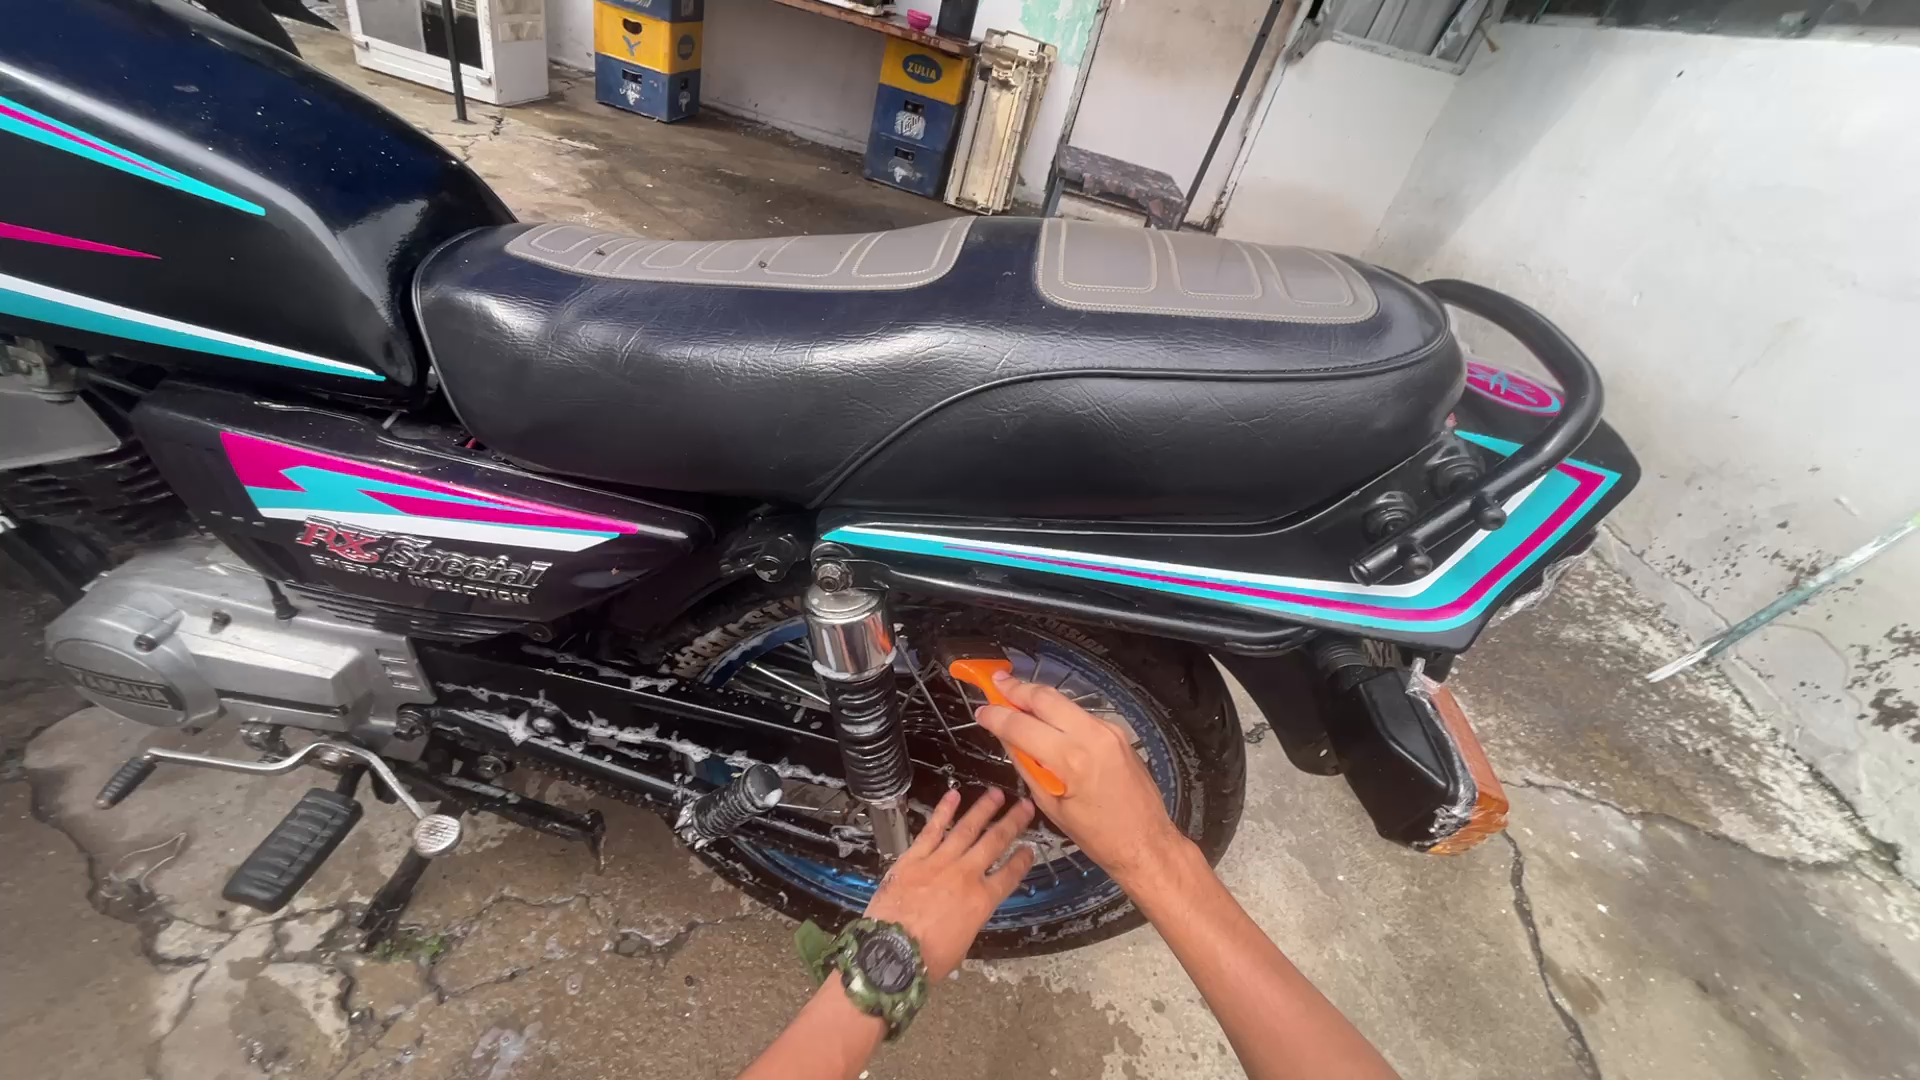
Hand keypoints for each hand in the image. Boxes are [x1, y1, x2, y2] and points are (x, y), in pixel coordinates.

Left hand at [862, 787, 1035, 979]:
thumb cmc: (927, 959)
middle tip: (1024, 806)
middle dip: (1012, 823)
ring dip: (983, 809)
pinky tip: (953, 795)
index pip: (1009, 875)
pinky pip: (933, 829)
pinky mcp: (915, 857)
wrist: (892, 953)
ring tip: (995, 794)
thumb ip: (968, 919)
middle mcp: (965, 876)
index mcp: (981, 902)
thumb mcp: (961, 945)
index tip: (1030, 848)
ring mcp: (940, 862)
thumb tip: (965, 911)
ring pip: (967, 829)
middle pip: (995, 843)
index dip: (1022, 861)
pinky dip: (944, 811)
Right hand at [973, 671, 1192, 888]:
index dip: (996, 716)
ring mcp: (1108, 729)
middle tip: (995, 681)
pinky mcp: (1116, 731)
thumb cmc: (1097, 836)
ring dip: (1036, 697)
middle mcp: (1092, 736)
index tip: (981, 710)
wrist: (1147, 842)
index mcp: (1072, 760)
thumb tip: (1007, 739)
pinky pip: (1079, 714)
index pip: (1022, 726)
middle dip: (1017, 687)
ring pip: (1063, 701)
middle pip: (1045, 697)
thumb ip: (1028, 766)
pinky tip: (1045, 719)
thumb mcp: (1051, 806)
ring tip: (1013, 694)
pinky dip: (1058, 712)